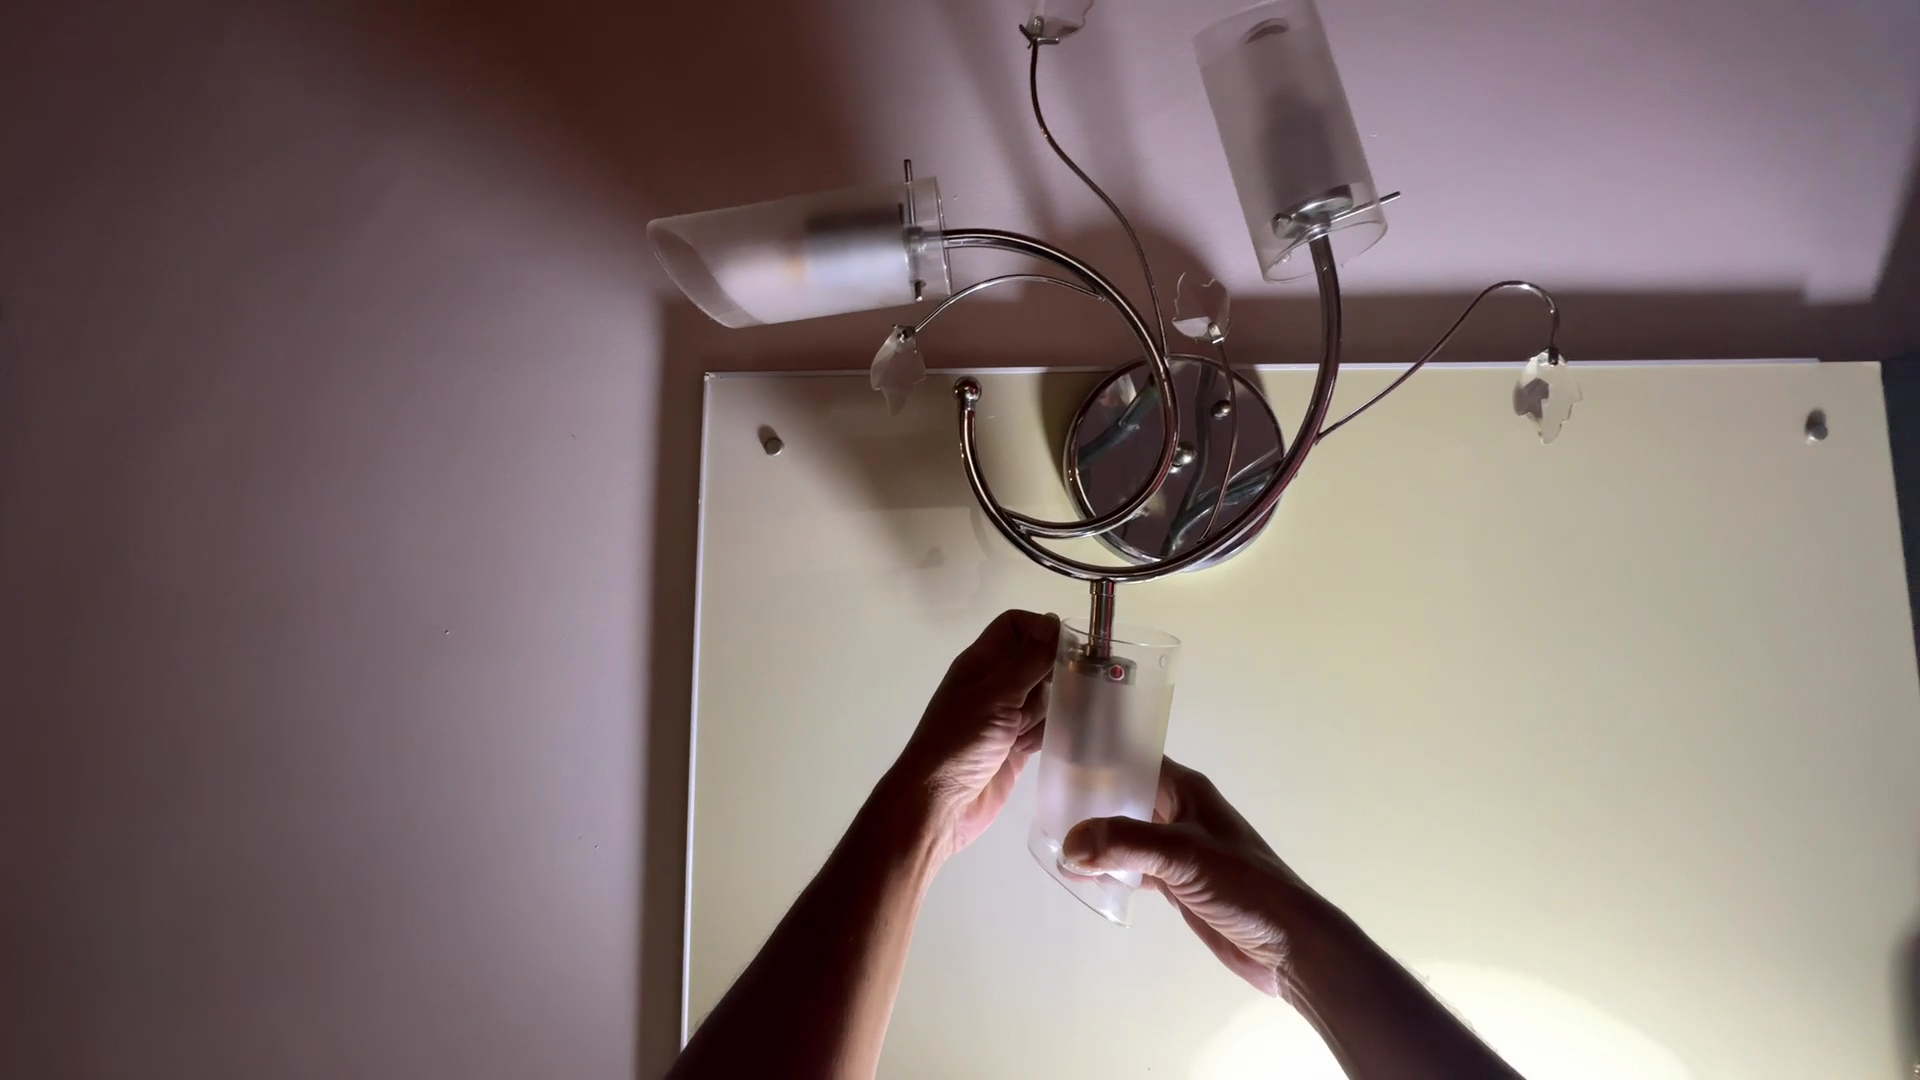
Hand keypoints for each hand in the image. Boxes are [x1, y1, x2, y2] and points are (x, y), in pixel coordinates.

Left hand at [890, 610, 1057, 860]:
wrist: (941, 804)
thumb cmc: (959, 741)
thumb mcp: (995, 694)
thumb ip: (1027, 661)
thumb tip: (1052, 621)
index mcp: (982, 663)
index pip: (1014, 627)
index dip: (1041, 628)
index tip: (1070, 645)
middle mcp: (995, 685)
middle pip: (1036, 661)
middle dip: (1057, 669)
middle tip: (1084, 680)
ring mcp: (1007, 717)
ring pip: (1045, 695)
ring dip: (1058, 703)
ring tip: (1068, 714)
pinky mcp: (1018, 746)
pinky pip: (1046, 727)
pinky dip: (1056, 730)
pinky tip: (1068, 734)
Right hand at [1062, 757, 1314, 996]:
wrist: (1291, 946)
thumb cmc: (1243, 884)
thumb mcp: (1181, 853)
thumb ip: (1125, 843)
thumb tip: (1069, 844)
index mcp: (1185, 788)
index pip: (1134, 757)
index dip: (1098, 754)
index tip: (1059, 758)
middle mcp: (1179, 811)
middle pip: (1125, 795)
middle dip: (1090, 798)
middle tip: (1047, 804)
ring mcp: (1177, 848)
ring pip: (1126, 832)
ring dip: (1097, 837)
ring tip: (1056, 840)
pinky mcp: (1177, 882)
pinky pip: (1133, 866)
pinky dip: (1110, 869)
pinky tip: (1084, 877)